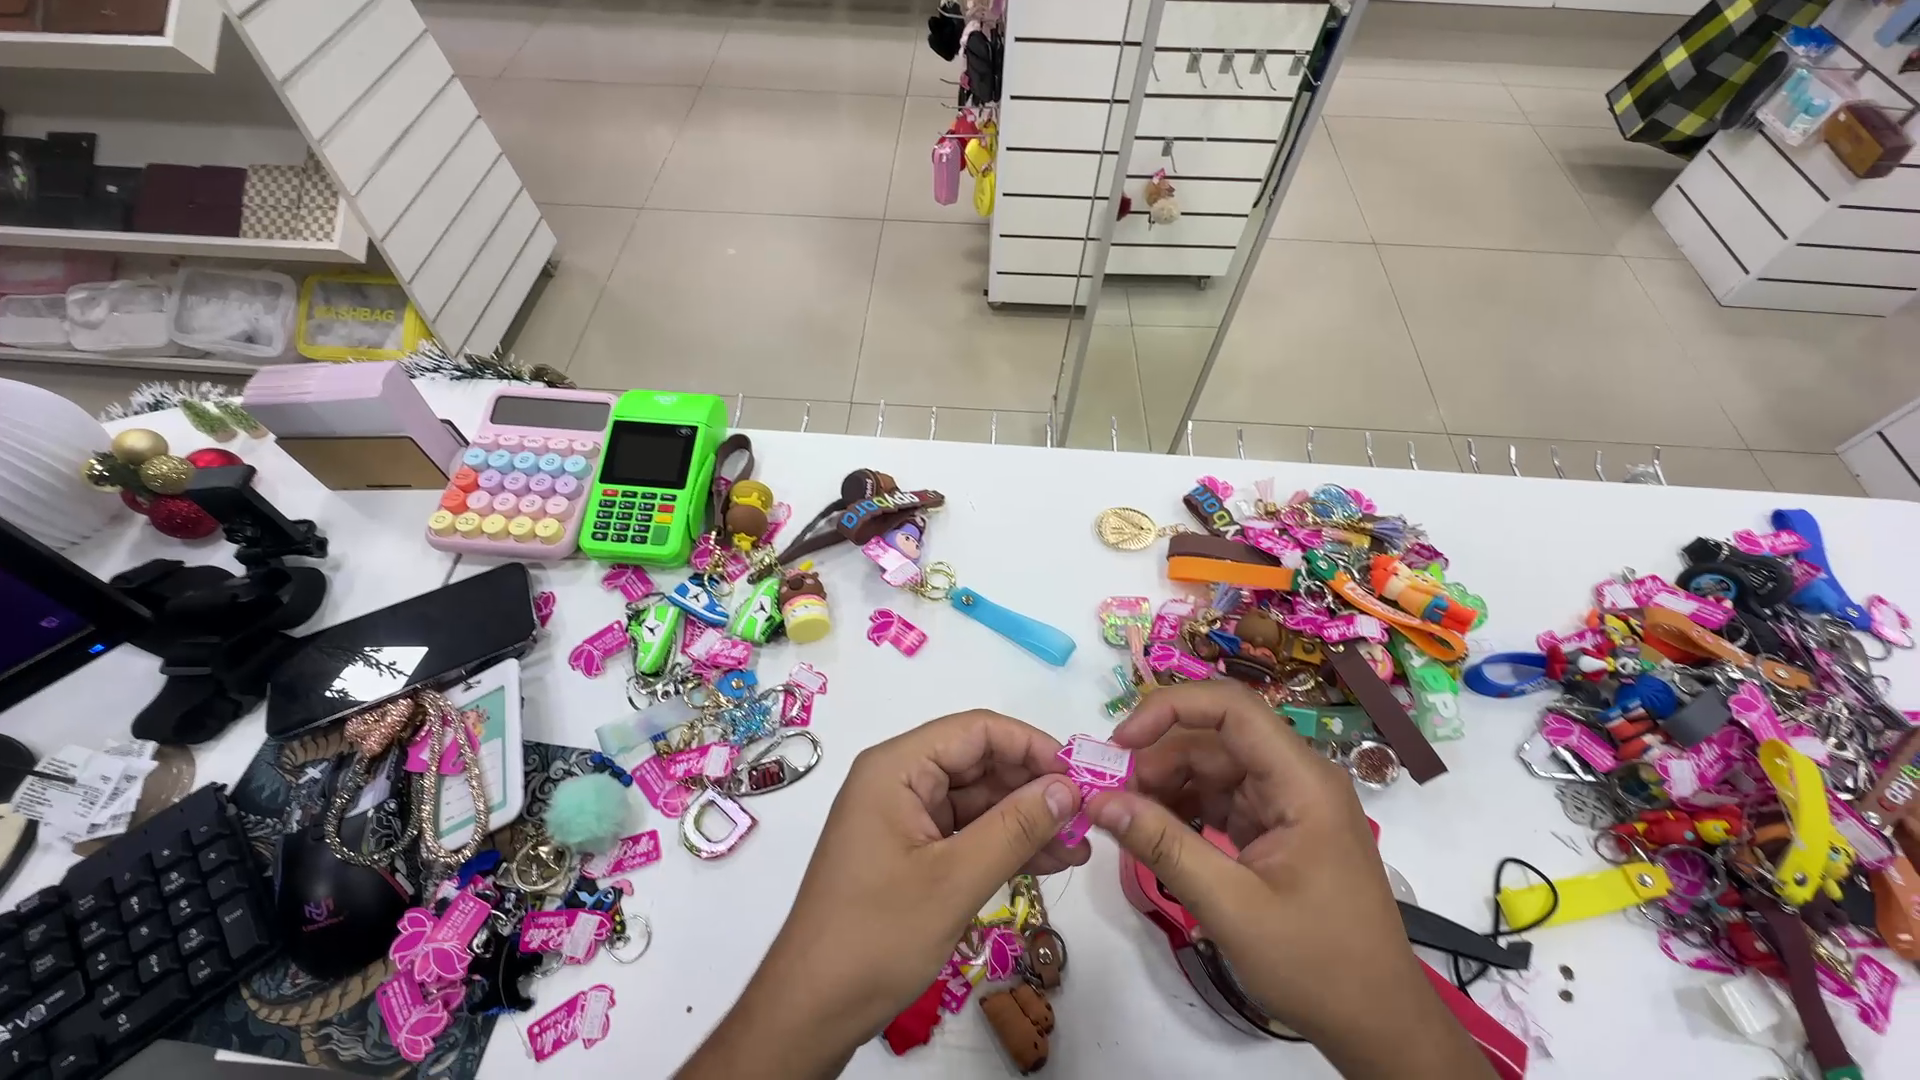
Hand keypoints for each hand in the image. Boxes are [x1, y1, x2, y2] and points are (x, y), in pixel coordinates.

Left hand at [677, 710, 1089, 1079]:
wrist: (813, 1008)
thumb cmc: (876, 935)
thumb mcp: (954, 880)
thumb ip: (1015, 828)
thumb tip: (1069, 787)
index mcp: (896, 768)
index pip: (976, 731)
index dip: (1031, 745)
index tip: (1080, 775)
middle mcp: (899, 781)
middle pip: (978, 763)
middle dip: (1033, 786)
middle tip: (1088, 814)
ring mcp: (904, 817)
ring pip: (978, 800)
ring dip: (1027, 819)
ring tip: (1080, 844)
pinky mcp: (911, 851)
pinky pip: (967, 832)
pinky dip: (1005, 844)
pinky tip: (1050, 860)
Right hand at [1086, 682, 1492, 1079]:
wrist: (1377, 1023)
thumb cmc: (1317, 963)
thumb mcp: (1231, 906)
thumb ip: (1164, 846)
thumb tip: (1098, 800)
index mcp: (1301, 781)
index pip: (1231, 709)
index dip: (1170, 709)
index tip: (1119, 743)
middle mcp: (1295, 778)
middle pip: (1213, 739)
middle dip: (1156, 759)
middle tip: (1107, 795)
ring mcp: (1285, 803)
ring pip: (1210, 768)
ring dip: (1163, 786)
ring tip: (1124, 818)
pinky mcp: (1275, 829)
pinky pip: (1219, 800)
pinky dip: (1181, 811)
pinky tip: (1152, 833)